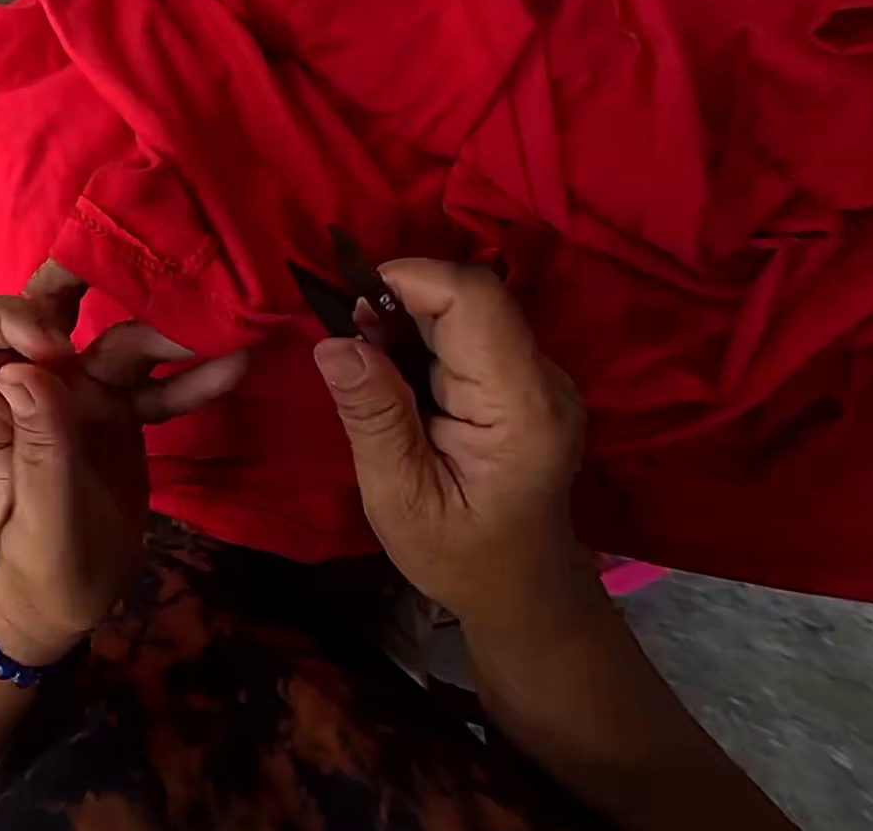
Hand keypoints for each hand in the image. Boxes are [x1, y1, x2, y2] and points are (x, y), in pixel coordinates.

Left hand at [0, 262, 246, 664]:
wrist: (76, 594)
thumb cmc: (42, 564)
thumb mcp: (40, 518)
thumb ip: (37, 446)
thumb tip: (25, 369)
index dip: (8, 320)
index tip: (58, 348)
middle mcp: (35, 388)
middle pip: (42, 311)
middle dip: (79, 283)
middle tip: (132, 266)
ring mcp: (81, 397)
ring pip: (116, 343)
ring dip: (164, 333)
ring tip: (218, 327)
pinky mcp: (122, 412)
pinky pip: (156, 386)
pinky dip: (191, 379)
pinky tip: (235, 365)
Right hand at [312, 259, 587, 626]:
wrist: (522, 592)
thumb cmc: (460, 556)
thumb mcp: (399, 495)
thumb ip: (372, 416)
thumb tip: (331, 343)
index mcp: (520, 407)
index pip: (474, 298)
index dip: (408, 280)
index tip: (347, 308)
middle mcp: (541, 378)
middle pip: (469, 297)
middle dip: (394, 302)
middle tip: (344, 344)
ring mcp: (535, 377)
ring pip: (463, 309)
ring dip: (399, 320)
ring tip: (363, 366)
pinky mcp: (518, 381)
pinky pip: (462, 332)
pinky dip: (413, 337)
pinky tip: (389, 375)